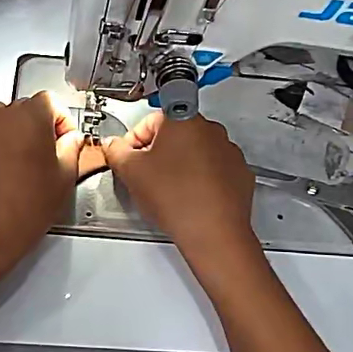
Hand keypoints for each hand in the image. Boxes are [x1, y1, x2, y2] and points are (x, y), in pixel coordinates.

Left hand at [0, 93, 94, 282]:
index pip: (52, 102)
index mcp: (32, 118)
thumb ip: (73, 148)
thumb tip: (72, 140)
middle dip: (38, 126)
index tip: (66, 139)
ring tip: (20, 159)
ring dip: (10, 131)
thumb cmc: (25, 208)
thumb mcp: (66, 176)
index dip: (63, 121)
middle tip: (48, 154)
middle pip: (25, 107)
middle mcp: (3, 118)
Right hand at [102, 112, 256, 255]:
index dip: (134, 140)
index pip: (149, 120)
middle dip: (157, 152)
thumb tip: (113, 146)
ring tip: (169, 189)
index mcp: (183, 120)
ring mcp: (228, 151)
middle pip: (173, 134)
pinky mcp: (239, 172)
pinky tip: (189, 196)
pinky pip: (214, 168)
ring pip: (195, 151)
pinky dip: (201, 178)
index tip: (131, 156)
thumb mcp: (131, 172)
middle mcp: (210, 130)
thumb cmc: (178, 200)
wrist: (212, 232)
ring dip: (180, 165)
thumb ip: (116, 151)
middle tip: (147, 175)